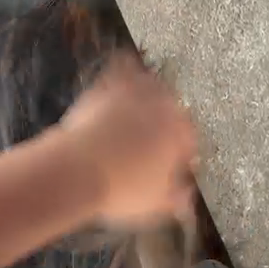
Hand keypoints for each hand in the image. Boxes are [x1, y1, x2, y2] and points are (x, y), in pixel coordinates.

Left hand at [54, 54, 198, 229]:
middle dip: (168, 121)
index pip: (191, 138)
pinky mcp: (107, 85)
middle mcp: (164, 106)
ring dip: (152, 92)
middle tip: (155, 138)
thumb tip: (187, 194)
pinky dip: (126, 65)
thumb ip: (177, 196)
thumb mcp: (156, 203)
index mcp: (180, 133)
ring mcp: (135, 92)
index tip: (175, 163)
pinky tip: (124, 65)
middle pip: (173, 109)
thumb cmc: (121, 190)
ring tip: (143, 105)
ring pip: (152, 84)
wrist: (77, 171)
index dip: (183, 152)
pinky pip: (123, 66)